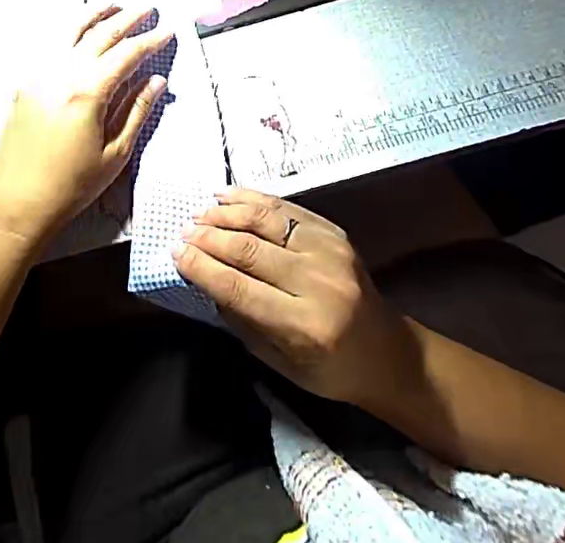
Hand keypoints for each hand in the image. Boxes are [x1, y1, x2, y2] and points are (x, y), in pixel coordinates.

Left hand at [0, 4, 172, 251]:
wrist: (14, 200)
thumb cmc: (69, 185)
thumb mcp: (114, 154)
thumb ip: (136, 112)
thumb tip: (156, 81)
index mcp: (86, 91)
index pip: (125, 55)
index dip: (149, 40)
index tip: (167, 29)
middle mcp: (60, 73)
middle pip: (98, 35)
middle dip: (125, 19)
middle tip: (146, 8)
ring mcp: (38, 75)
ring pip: (69, 32)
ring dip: (93, 15)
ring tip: (113, 3)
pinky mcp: (25, 83)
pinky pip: (50, 45)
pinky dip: (68, 30)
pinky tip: (77, 28)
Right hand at [173, 188, 418, 408]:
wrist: (389, 353)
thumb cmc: (330, 368)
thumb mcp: (279, 361)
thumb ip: (241, 319)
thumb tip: (204, 277)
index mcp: (306, 326)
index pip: (238, 288)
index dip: (201, 267)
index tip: (175, 253)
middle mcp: (321, 283)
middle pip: (249, 249)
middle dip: (209, 237)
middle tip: (183, 231)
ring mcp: (332, 252)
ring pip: (266, 220)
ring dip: (226, 213)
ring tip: (200, 213)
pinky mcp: (335, 233)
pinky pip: (286, 208)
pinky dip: (252, 199)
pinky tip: (227, 197)